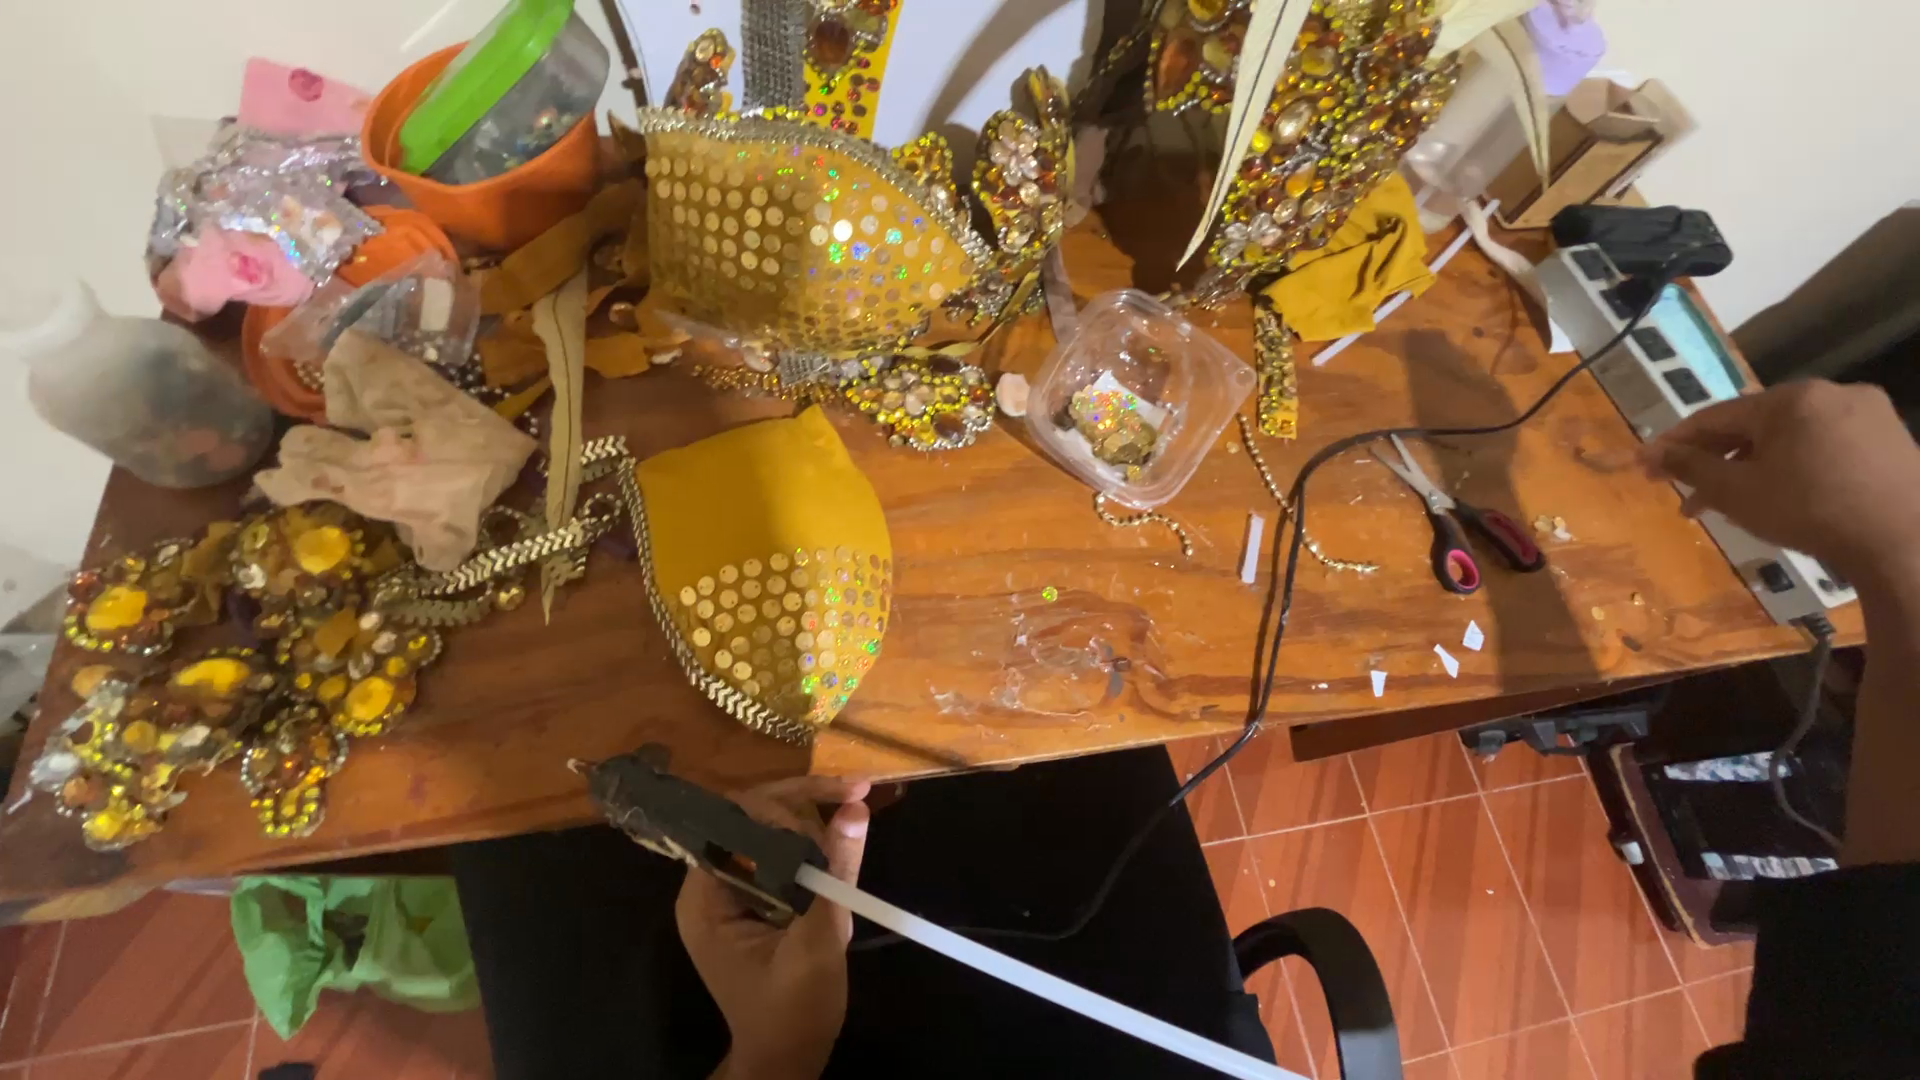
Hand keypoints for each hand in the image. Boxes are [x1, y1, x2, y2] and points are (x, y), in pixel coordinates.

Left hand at [677, 776, 870, 1079]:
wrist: (787, 1058)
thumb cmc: (793, 1011)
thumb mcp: (818, 941)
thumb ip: (834, 872)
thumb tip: (856, 808)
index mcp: (706, 897)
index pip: (733, 821)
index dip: (781, 804)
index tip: (832, 801)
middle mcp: (713, 882)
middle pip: (752, 813)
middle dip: (805, 799)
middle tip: (857, 794)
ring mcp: (735, 886)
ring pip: (770, 824)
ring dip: (814, 811)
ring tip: (856, 807)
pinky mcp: (758, 892)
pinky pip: (782, 847)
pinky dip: (816, 835)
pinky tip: (846, 828)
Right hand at [1641, 380, 1919, 587]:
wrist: (1905, 541)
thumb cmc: (1806, 507)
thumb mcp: (1730, 488)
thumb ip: (1687, 465)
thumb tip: (1652, 453)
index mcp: (1791, 399)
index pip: (1712, 417)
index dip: (1671, 444)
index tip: (1642, 467)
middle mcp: (1832, 395)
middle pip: (1749, 426)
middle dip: (1709, 460)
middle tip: (1677, 490)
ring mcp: (1868, 416)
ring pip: (1782, 439)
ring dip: (1743, 468)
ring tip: (1718, 504)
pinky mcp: (1889, 440)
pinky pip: (1816, 446)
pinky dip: (1783, 467)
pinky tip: (1767, 496)